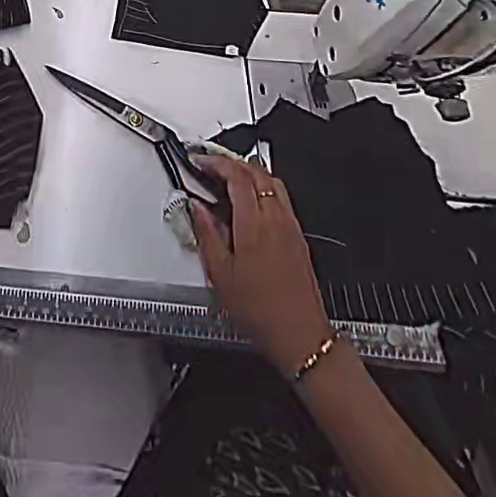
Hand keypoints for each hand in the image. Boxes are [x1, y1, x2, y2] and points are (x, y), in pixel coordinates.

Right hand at [189, 152, 336, 375]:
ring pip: (272, 182)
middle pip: (257, 172)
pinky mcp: (298, 237)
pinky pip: (281, 198)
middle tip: (210, 165)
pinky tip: (248, 202)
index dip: (216, 163)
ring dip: (249, 172)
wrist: (298, 334)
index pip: (237, 177)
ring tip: (228, 178)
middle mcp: (277, 220)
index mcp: (255, 225)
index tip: (200, 162)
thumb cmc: (261, 311)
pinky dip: (262, 188)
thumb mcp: (219, 273)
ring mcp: (290, 227)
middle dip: (231, 162)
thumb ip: (207, 233)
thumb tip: (197, 209)